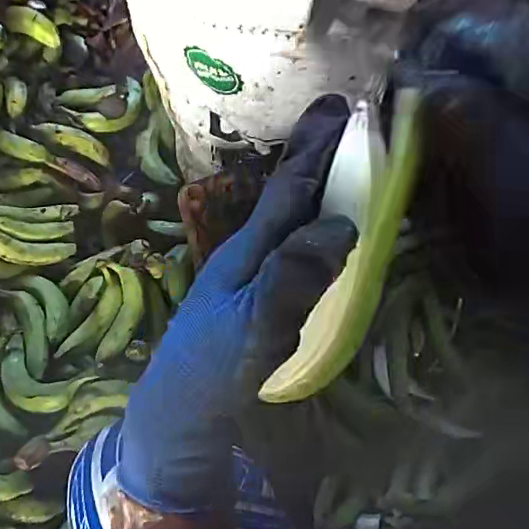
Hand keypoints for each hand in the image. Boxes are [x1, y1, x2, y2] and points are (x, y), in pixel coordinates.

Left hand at [116, 96, 357, 514]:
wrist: (175, 425)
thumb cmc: (209, 374)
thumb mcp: (250, 328)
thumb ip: (291, 280)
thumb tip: (342, 223)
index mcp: (247, 251)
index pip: (288, 189)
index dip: (314, 148)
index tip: (340, 104)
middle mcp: (250, 258)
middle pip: (291, 200)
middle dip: (321, 161)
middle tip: (353, 124)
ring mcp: (253, 284)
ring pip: (292, 226)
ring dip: (321, 194)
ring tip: (352, 171)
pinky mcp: (260, 310)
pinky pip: (296, 258)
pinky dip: (318, 237)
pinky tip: (332, 241)